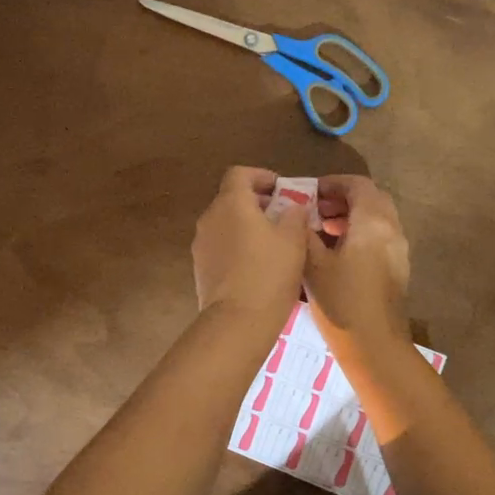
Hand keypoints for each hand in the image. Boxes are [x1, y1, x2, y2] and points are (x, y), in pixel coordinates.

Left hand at [192, 167, 308, 322]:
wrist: (237, 321)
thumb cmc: (269, 272)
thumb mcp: (293, 239)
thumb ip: (294, 215)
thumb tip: (293, 206)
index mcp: (231, 203)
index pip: (240, 174)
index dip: (261, 177)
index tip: (281, 191)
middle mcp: (210, 217)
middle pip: (231, 199)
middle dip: (257, 204)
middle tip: (283, 218)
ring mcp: (201, 244)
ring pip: (225, 224)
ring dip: (246, 226)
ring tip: (273, 244)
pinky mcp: (200, 268)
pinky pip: (221, 247)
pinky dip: (237, 247)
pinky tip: (257, 267)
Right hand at [305, 176, 410, 347]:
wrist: (375, 346)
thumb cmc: (341, 301)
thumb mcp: (313, 263)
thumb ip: (305, 231)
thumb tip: (298, 213)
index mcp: (373, 222)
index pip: (358, 185)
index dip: (332, 183)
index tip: (308, 193)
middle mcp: (392, 230)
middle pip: (371, 198)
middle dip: (342, 198)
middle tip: (314, 209)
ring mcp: (398, 250)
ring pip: (376, 218)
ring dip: (350, 216)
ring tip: (321, 230)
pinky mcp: (397, 268)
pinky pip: (380, 236)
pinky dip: (359, 232)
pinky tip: (335, 252)